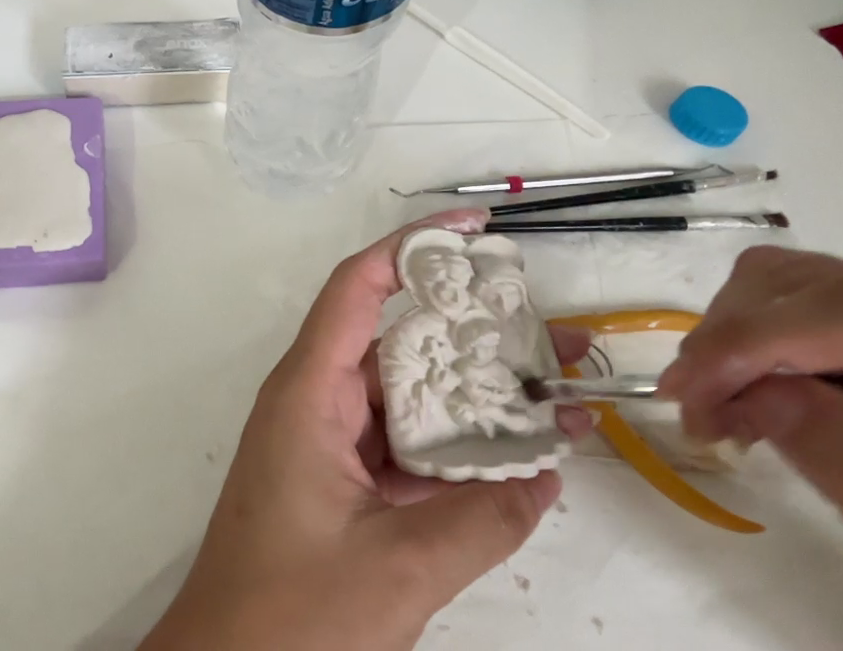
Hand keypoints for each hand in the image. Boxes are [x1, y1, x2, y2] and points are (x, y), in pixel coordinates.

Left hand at [140, 211, 589, 650]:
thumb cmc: (290, 613)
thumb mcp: (398, 567)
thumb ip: (481, 519)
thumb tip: (547, 474)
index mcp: (309, 392)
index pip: (358, 288)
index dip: (411, 248)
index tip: (473, 231)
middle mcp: (316, 401)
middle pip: (397, 341)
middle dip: (473, 332)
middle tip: (552, 334)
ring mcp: (328, 441)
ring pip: (407, 396)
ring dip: (472, 394)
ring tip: (552, 390)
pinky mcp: (340, 481)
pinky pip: (404, 446)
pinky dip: (454, 446)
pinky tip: (514, 456)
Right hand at [659, 246, 842, 650]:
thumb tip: (765, 392)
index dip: (757, 339)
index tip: (684, 391)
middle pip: (816, 287)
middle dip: (735, 341)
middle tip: (696, 416)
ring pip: (791, 289)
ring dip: (730, 344)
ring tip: (716, 415)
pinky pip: (791, 317)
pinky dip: (744, 352)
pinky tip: (743, 406)